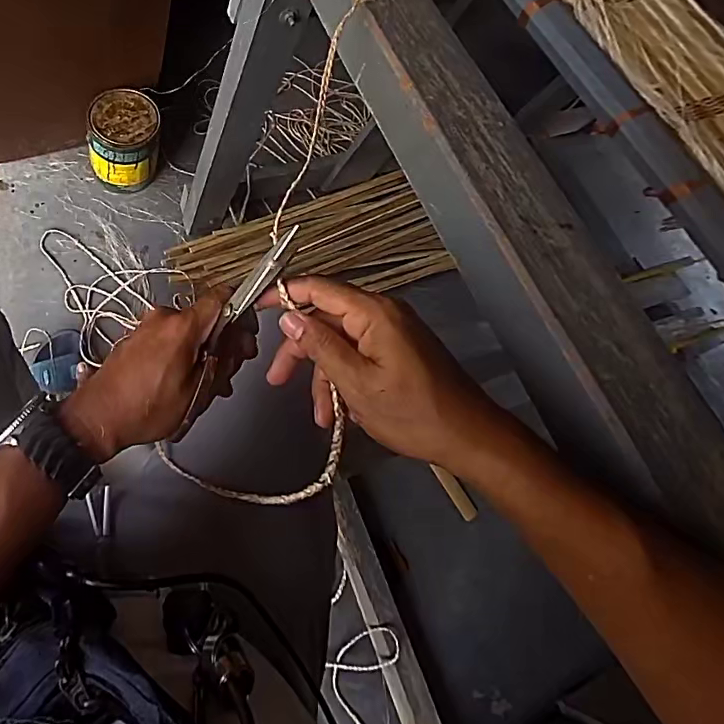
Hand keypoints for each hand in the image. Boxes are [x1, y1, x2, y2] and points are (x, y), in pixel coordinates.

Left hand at [58, 291, 257, 461]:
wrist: (95, 419)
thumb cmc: (142, 410)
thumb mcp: (197, 391)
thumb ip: (224, 361)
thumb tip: (238, 344)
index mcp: (181, 326)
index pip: (222, 297)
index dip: (241, 312)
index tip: (246, 333)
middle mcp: (164, 317)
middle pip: (208, 317)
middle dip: (224, 340)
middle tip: (230, 367)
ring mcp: (148, 325)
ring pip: (191, 329)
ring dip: (204, 349)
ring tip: (208, 382)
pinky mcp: (138, 336)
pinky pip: (172, 336)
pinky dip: (184, 351)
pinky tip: (187, 378)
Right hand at [257, 276, 518, 474]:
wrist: (467, 435)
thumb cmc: (414, 413)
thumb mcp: (356, 384)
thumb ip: (320, 347)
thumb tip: (290, 317)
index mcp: (374, 312)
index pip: (319, 288)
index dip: (285, 293)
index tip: (257, 305)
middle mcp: (383, 313)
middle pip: (327, 319)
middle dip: (302, 352)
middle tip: (276, 381)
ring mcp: (392, 331)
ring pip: (341, 343)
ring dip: (325, 377)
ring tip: (322, 416)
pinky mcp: (398, 349)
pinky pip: (360, 354)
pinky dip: (346, 379)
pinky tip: (342, 412)